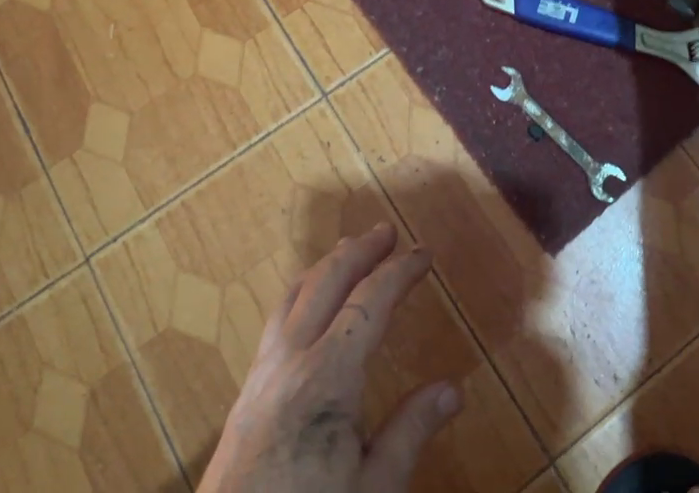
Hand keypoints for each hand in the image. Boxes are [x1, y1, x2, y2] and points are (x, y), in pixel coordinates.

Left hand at [198, 223, 459, 492]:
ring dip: (325, 267)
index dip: (398, 272)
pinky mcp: (246, 393)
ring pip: (292, 297)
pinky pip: (276, 320)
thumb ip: (410, 432)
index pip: (369, 302)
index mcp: (328, 377)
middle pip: (325, 283)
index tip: (423, 253)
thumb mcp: (373, 488)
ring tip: (349, 253)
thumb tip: (452, 389)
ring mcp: (262, 374)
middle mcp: (290, 361)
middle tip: (386, 232)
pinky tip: (310, 306)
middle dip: (358, 251)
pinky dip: (302, 293)